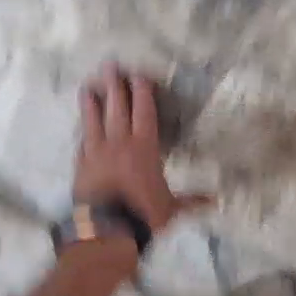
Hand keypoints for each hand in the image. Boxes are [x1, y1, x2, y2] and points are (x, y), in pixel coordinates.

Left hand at [73, 63, 212, 233]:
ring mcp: (96, 152)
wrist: (106, 230)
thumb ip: (191, 201)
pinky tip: (80, 127)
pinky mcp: (80, 165)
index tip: (139, 74)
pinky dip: (82, 132)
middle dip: (114, 84)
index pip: (144, 112)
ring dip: (91, 101)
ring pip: (93, 120)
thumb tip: (215, 200)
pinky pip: (82, 143)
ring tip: (87, 85)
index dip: (142, 91)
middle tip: (109, 65)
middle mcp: (119, 143)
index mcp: (144, 148)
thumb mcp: (172, 209)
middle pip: (116, 107)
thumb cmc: (143, 215)